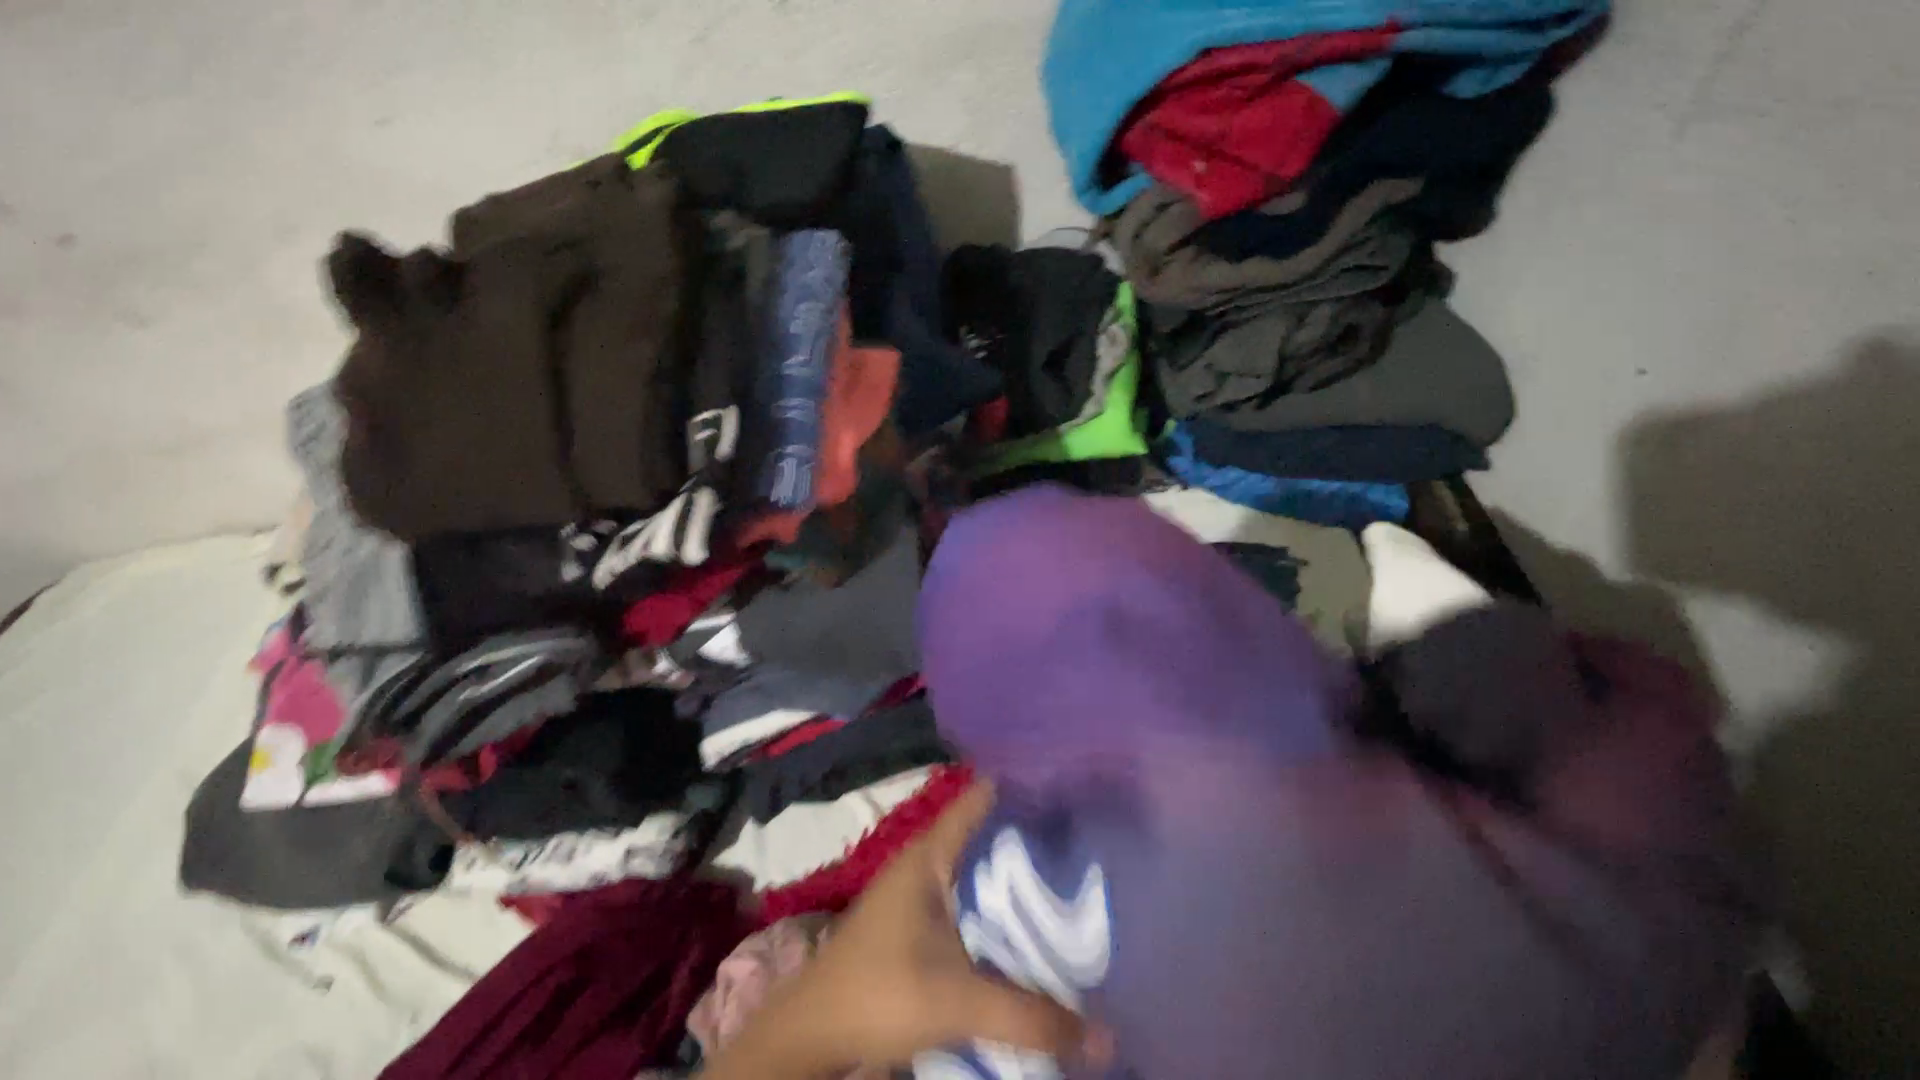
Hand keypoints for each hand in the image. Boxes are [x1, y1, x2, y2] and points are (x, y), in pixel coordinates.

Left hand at [704, 782, 1093, 1078]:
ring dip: (1024, 886)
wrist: (812, 1036)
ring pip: (985, 879)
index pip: (983, 798)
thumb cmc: (877, 993)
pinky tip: (1042, 933)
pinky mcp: (924, 931)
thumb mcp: (957, 1002)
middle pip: (992, 839)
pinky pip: (977, 911)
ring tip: (1085, 886)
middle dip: (1040, 843)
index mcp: (929, 855)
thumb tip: (1107, 1039)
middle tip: (1099, 844)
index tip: (1078, 787)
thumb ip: (1030, 1017)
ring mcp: (923, 898)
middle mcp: (927, 865)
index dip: (1027, 788)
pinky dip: (1007, 917)